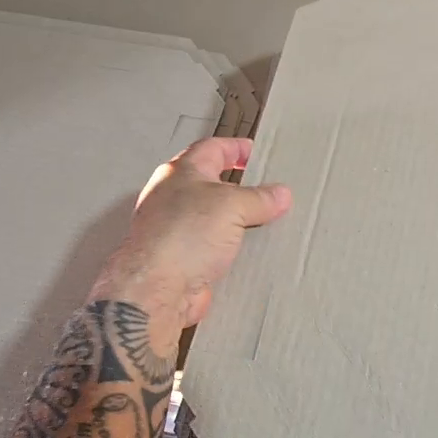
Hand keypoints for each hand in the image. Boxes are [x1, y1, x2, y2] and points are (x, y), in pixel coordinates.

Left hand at [92, 138, 290, 334]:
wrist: (157, 289)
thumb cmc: (184, 235)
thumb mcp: (232, 205)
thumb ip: (259, 198)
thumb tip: (280, 194)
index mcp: (182, 173)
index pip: (212, 149)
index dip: (235, 148)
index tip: (255, 151)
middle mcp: (174, 198)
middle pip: (211, 183)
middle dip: (240, 185)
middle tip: (268, 189)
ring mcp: (177, 229)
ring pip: (213, 217)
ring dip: (238, 219)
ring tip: (267, 221)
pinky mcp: (183, 259)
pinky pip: (213, 246)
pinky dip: (232, 247)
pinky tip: (251, 252)